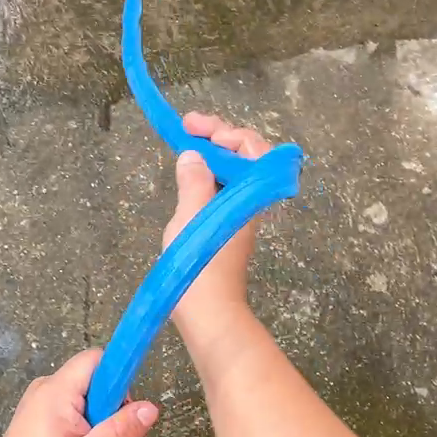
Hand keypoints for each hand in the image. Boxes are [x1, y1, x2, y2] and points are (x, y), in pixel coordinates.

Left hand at [0, 350, 159, 436]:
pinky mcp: (35, 424)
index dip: (119, 377)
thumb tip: (150, 407)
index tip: (126, 408)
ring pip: (84, 404)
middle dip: (109, 411)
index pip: (97, 359)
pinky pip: (70, 418)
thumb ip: (124, 430)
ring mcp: (37, 407)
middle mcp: (44, 390)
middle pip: (93, 383)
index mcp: (56, 390)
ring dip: (96, 430)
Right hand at [165, 112, 271, 345]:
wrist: (208, 310)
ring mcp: (238, 215)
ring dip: (211, 155)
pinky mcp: (225, 229)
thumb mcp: (191, 213)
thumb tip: (194, 155)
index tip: (192, 127)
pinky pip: (221, 192)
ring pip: (231, 173)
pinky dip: (206, 177)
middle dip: (217, 137)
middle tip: (187, 129)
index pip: (250, 145)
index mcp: (250, 192)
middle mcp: (250, 201)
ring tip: (185, 146)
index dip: (223, 130)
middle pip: (242, 156)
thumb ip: (194, 179)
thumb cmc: (200, 261)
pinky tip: (188, 179)